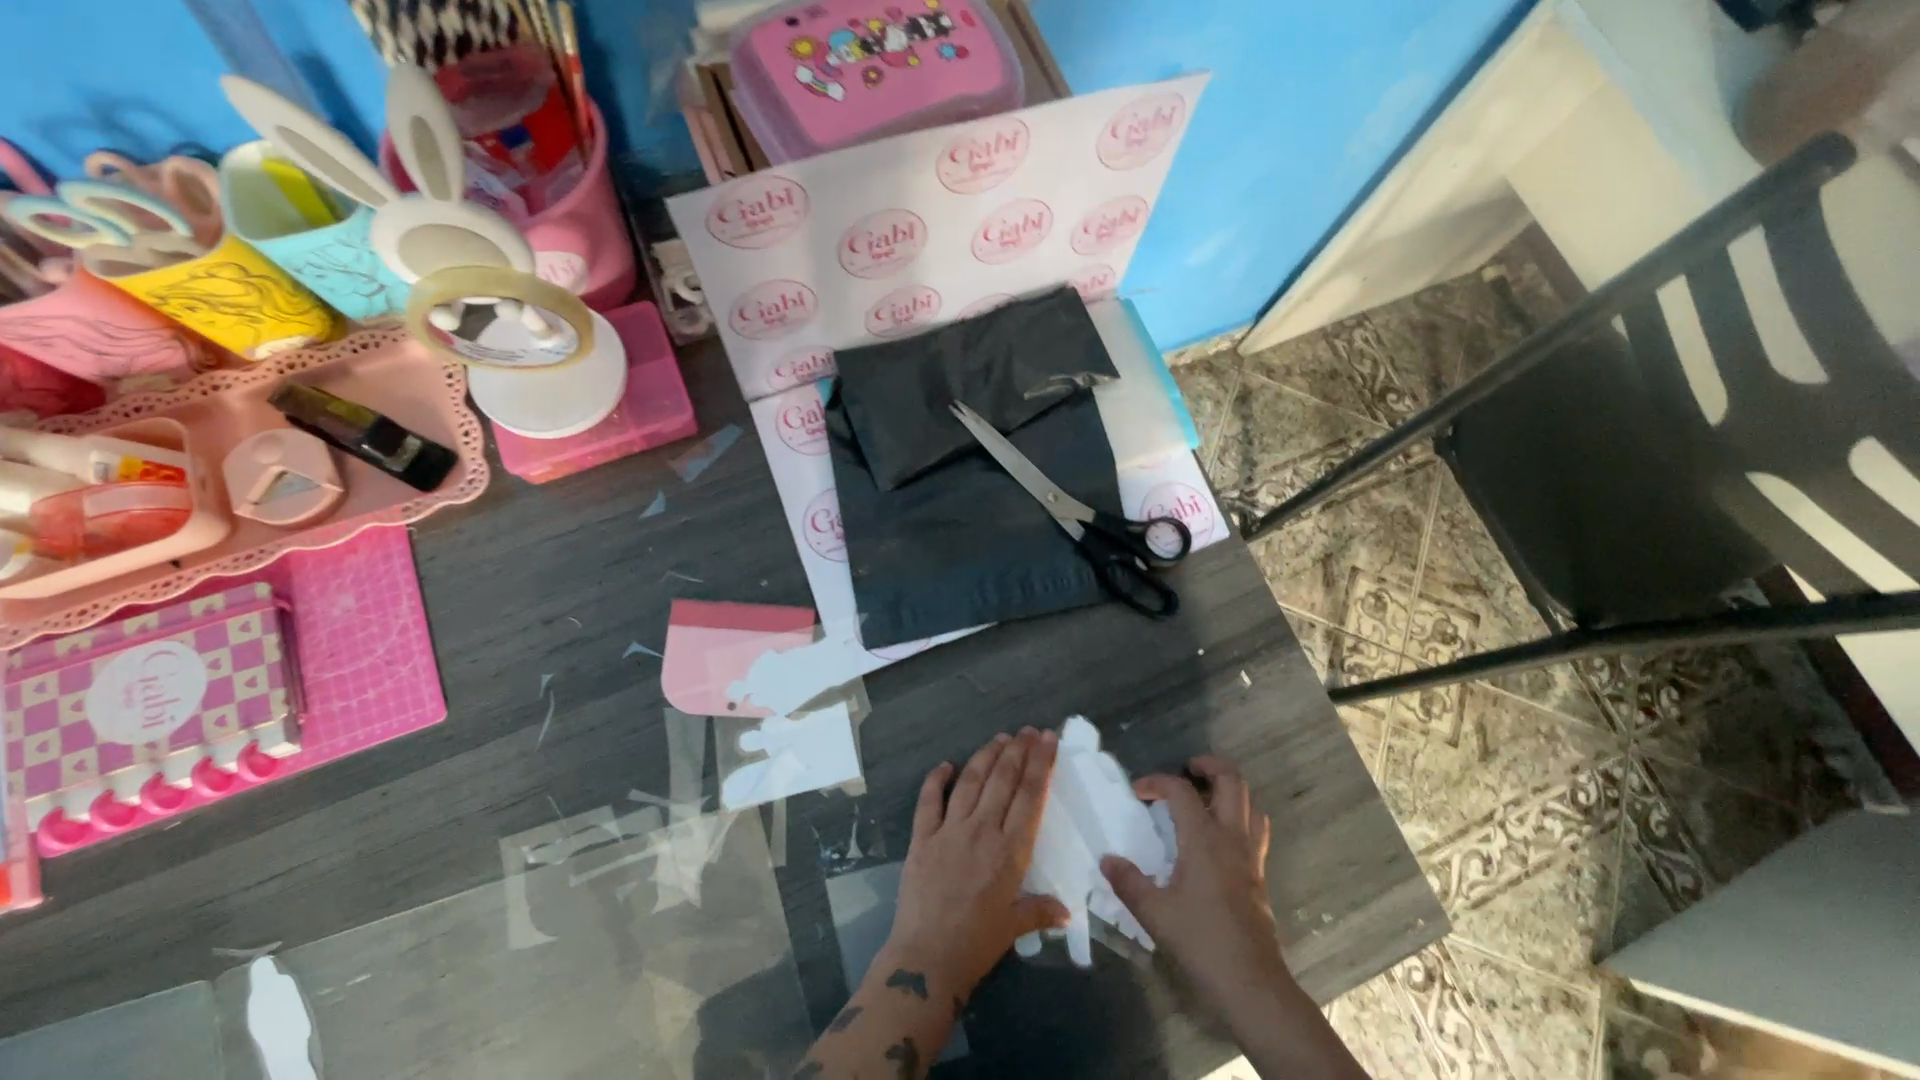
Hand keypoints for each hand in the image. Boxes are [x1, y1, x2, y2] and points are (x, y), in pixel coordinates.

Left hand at [883, 729, 1070, 1000]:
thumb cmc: (977, 943)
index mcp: (1010, 850)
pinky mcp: (922, 838)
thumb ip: (1041, 911)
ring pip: (971, 782)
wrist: (927, 958)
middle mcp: (982, 831)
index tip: (1048, 740)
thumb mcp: (1015, 926)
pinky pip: (929, 800)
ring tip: (999, 738)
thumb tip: (1067, 912)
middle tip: (1028, 730)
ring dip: (986, 756)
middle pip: (1003, 780)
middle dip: (1018, 751)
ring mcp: (949, 831)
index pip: (1030, 796)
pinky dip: (936, 779)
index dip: (1041, 764)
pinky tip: (946, 765)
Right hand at [1100, 756, 1289, 1012]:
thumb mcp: (1153, 913)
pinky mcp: (1259, 872)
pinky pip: (1256, 827)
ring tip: (1204, 795)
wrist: (1250, 980)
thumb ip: (1128, 882)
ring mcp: (1251, 854)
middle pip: (1231, 780)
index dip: (1157, 782)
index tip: (1138, 792)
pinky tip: (1222, 832)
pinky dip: (1241, 814)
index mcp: (1204, 840)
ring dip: (1228, 788)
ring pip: (1249, 800)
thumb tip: (1107, 860)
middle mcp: (1232, 837)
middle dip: (1208, 766)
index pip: (1181, 791)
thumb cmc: (1200, 941)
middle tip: (1185, 770)